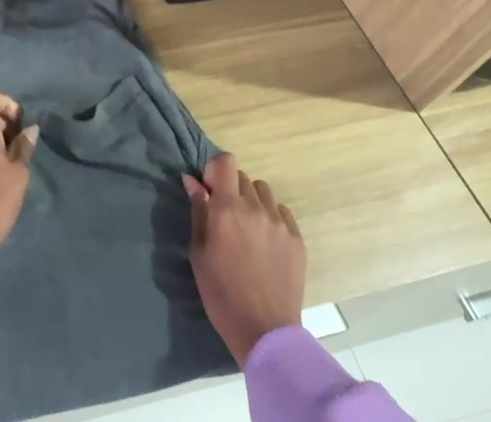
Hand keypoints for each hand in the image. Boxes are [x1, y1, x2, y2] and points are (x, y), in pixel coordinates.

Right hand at [183, 152, 306, 366]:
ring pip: (264, 192)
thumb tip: (192, 181)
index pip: (226, 162)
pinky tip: (265, 241)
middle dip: (230, 189)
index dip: (215, 170)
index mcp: (227, 208)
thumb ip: (198, 211)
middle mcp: (256, 207)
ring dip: (252, 201)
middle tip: (224, 216)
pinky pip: (282, 212)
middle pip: (242, 178)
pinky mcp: (297, 238)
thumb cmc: (221, 292)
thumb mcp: (199, 251)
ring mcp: (280, 222)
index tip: (209, 190)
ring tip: (247, 228)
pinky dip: (270, 217)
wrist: (264, 329)